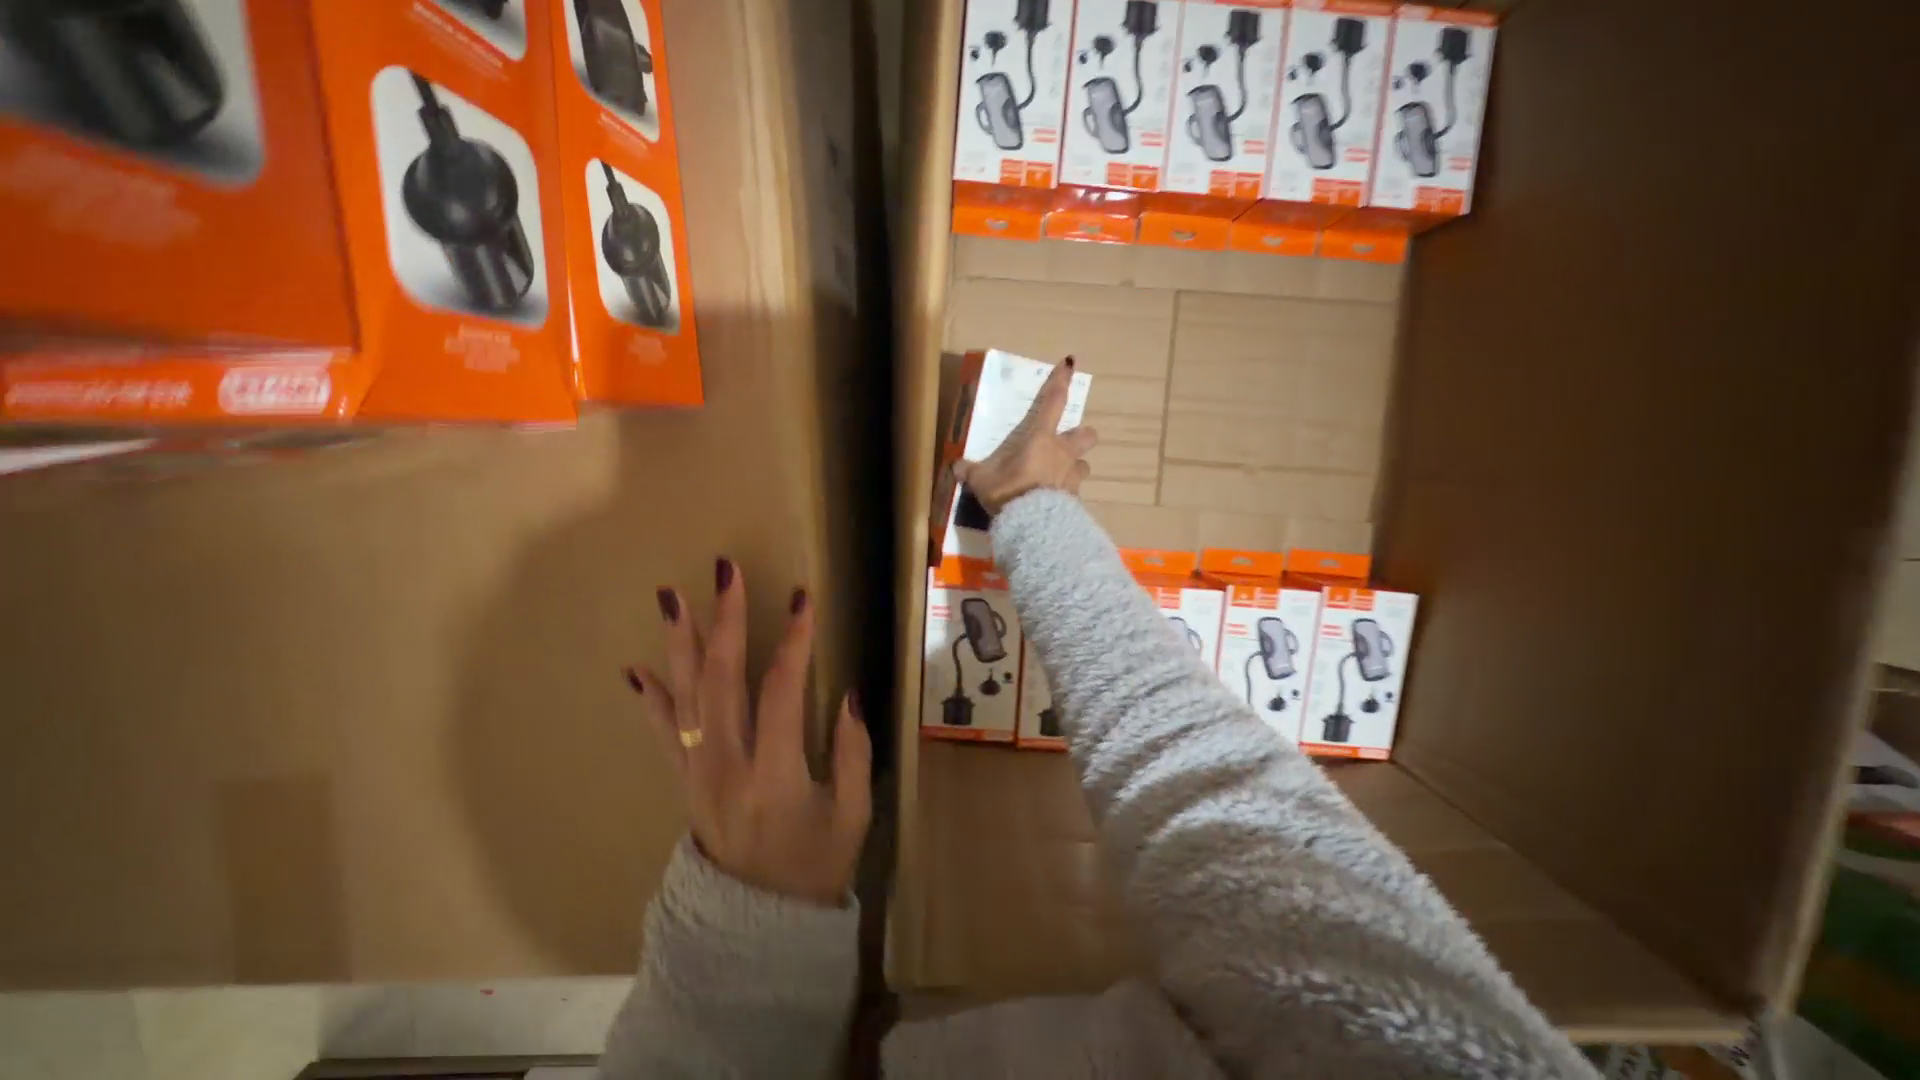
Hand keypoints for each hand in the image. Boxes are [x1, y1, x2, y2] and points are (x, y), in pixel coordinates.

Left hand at [626, 558, 871, 906]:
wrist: (756, 923)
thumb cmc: (814, 868)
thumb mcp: (852, 817)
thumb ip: (854, 755)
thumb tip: (848, 696)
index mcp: (775, 774)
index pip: (781, 691)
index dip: (794, 641)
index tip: (803, 597)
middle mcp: (726, 765)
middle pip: (722, 680)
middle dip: (725, 620)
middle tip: (724, 571)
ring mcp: (698, 772)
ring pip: (685, 697)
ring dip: (680, 644)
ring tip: (670, 597)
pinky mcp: (684, 780)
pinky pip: (663, 732)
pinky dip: (651, 698)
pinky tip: (636, 668)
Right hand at [953, 357, 1098, 515]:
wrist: (1032, 526)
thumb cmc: (1009, 491)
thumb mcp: (982, 480)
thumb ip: (971, 471)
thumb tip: (956, 467)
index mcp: (1041, 438)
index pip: (1054, 402)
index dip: (1061, 381)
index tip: (1070, 364)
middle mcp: (1063, 453)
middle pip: (1087, 435)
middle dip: (1082, 435)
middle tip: (1067, 443)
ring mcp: (1072, 477)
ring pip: (1085, 465)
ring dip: (1075, 467)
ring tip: (1059, 476)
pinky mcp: (1076, 500)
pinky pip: (1075, 492)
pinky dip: (1066, 494)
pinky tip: (1053, 502)